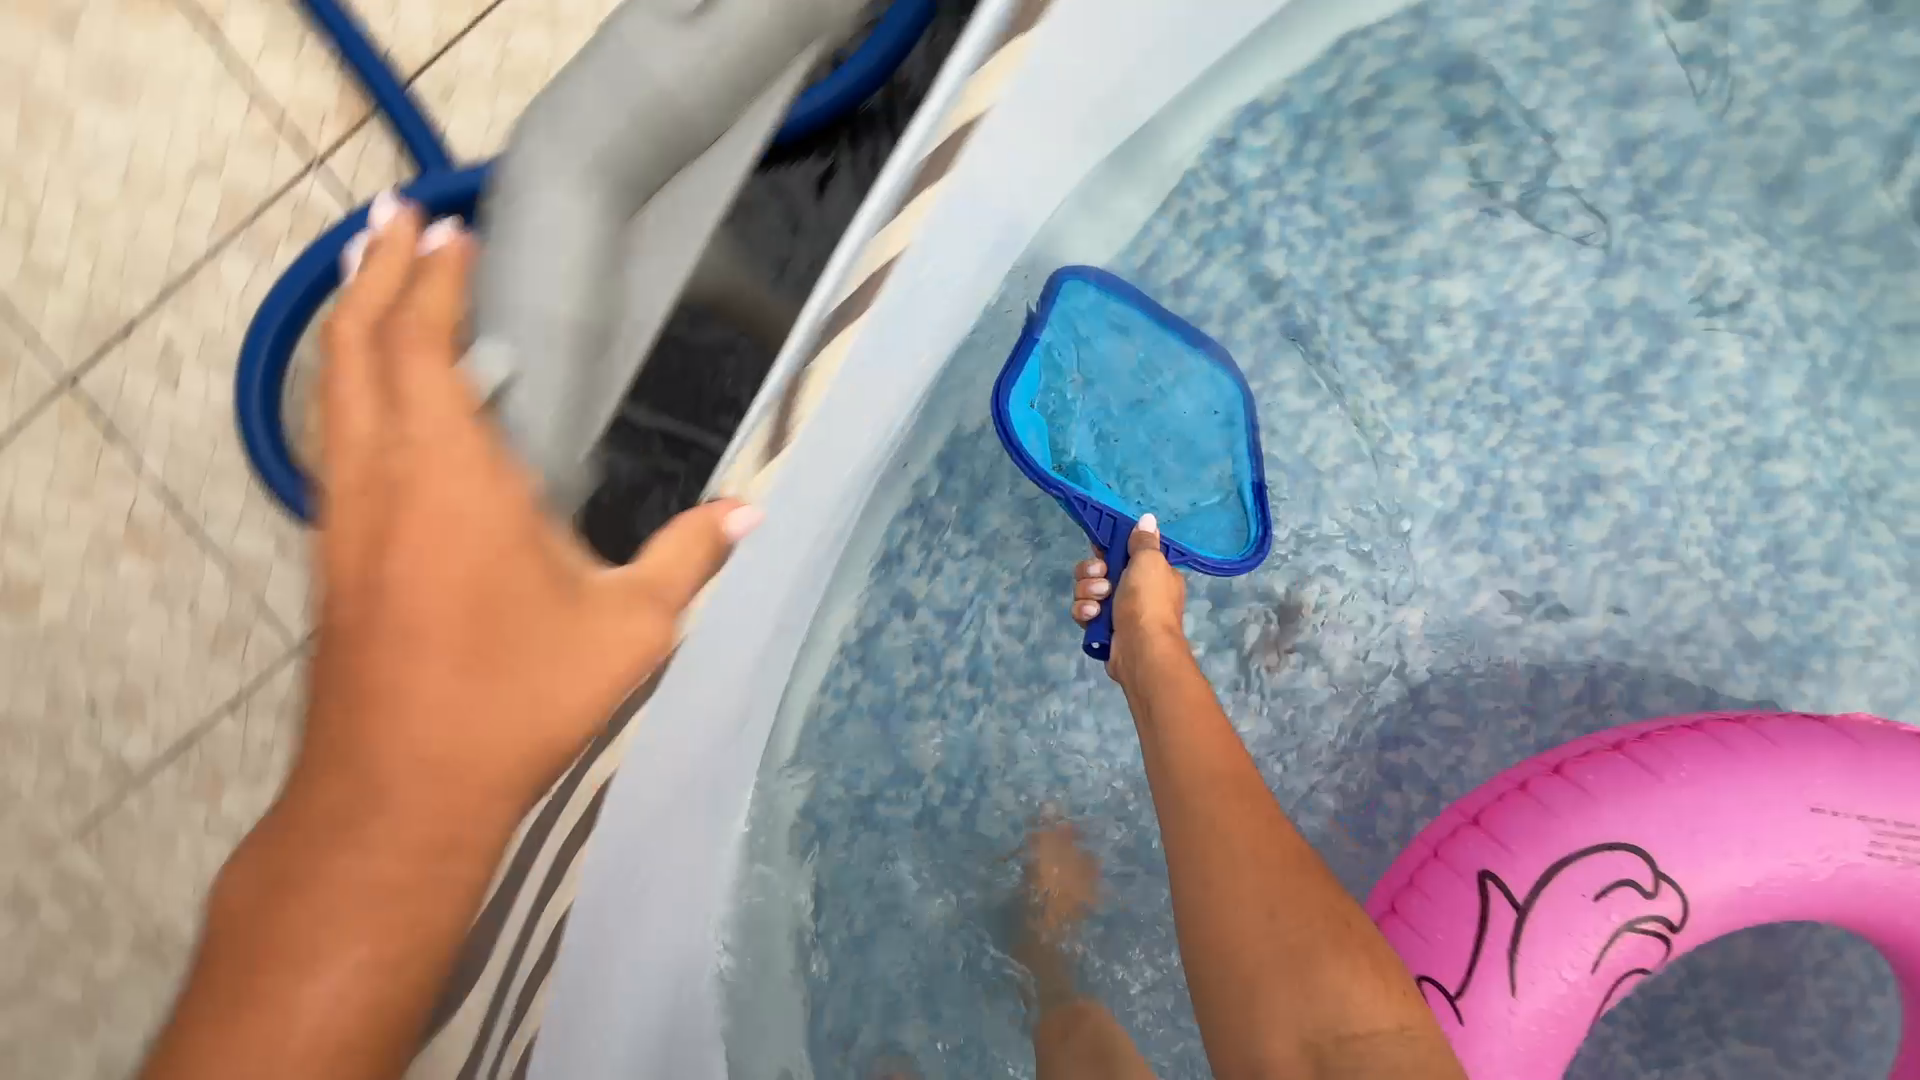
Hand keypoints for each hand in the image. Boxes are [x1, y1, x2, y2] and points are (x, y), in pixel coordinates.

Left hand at [300, 192, 760, 830]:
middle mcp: (386, 479)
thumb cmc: (521, 695)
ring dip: (352, 325)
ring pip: (334, 391)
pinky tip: (378, 396)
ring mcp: (348, 516)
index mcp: (456, 478)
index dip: (428, 281)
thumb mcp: (633, 625)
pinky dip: (351, 386)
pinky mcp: (338, 552)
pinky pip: (335, 438)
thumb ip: (691, 556)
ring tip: (373, 277)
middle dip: (376, 275)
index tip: (446, 229)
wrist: (403, 786)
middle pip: (358, 349)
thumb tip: (753, 512)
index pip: (422, 348)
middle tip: (396, 220)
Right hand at [1070, 514, 1186, 684]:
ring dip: (1088, 592)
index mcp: (1153, 573)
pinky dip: (1085, 612)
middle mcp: (1136, 590)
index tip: (1098, 549)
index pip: (1124, 552)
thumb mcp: (1150, 562)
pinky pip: (1084, 612)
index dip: (1107, 549)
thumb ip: (1143, 541)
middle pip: (1099, 570)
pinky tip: (1093, 616)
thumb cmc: (1148, 602)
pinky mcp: (1103, 628)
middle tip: (1102, 578)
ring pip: (1088, 590)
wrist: (1142, 650)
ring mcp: (1119, 610)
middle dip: (1092, 572)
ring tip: (1099, 602)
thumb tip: (1147, 519)